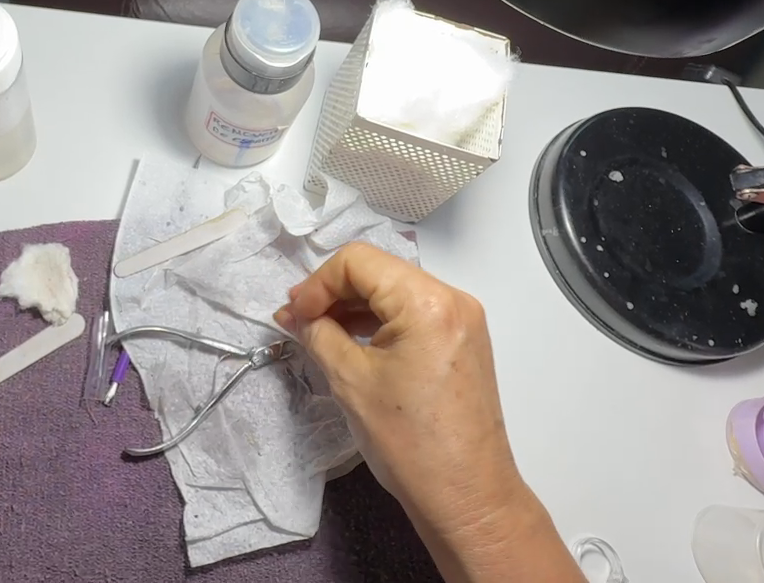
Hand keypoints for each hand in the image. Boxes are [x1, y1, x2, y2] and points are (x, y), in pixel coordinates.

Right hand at [276, 243, 579, 582]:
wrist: (469, 502)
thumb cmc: (409, 443)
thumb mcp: (350, 381)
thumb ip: (318, 333)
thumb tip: (295, 315)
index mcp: (427, 301)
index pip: (358, 262)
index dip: (318, 283)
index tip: (295, 314)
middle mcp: (451, 298)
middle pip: (377, 271)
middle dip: (332, 292)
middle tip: (298, 319)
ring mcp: (461, 318)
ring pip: (392, 290)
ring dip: (352, 306)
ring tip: (317, 331)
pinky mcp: (461, 339)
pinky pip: (410, 312)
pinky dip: (377, 320)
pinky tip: (349, 340)